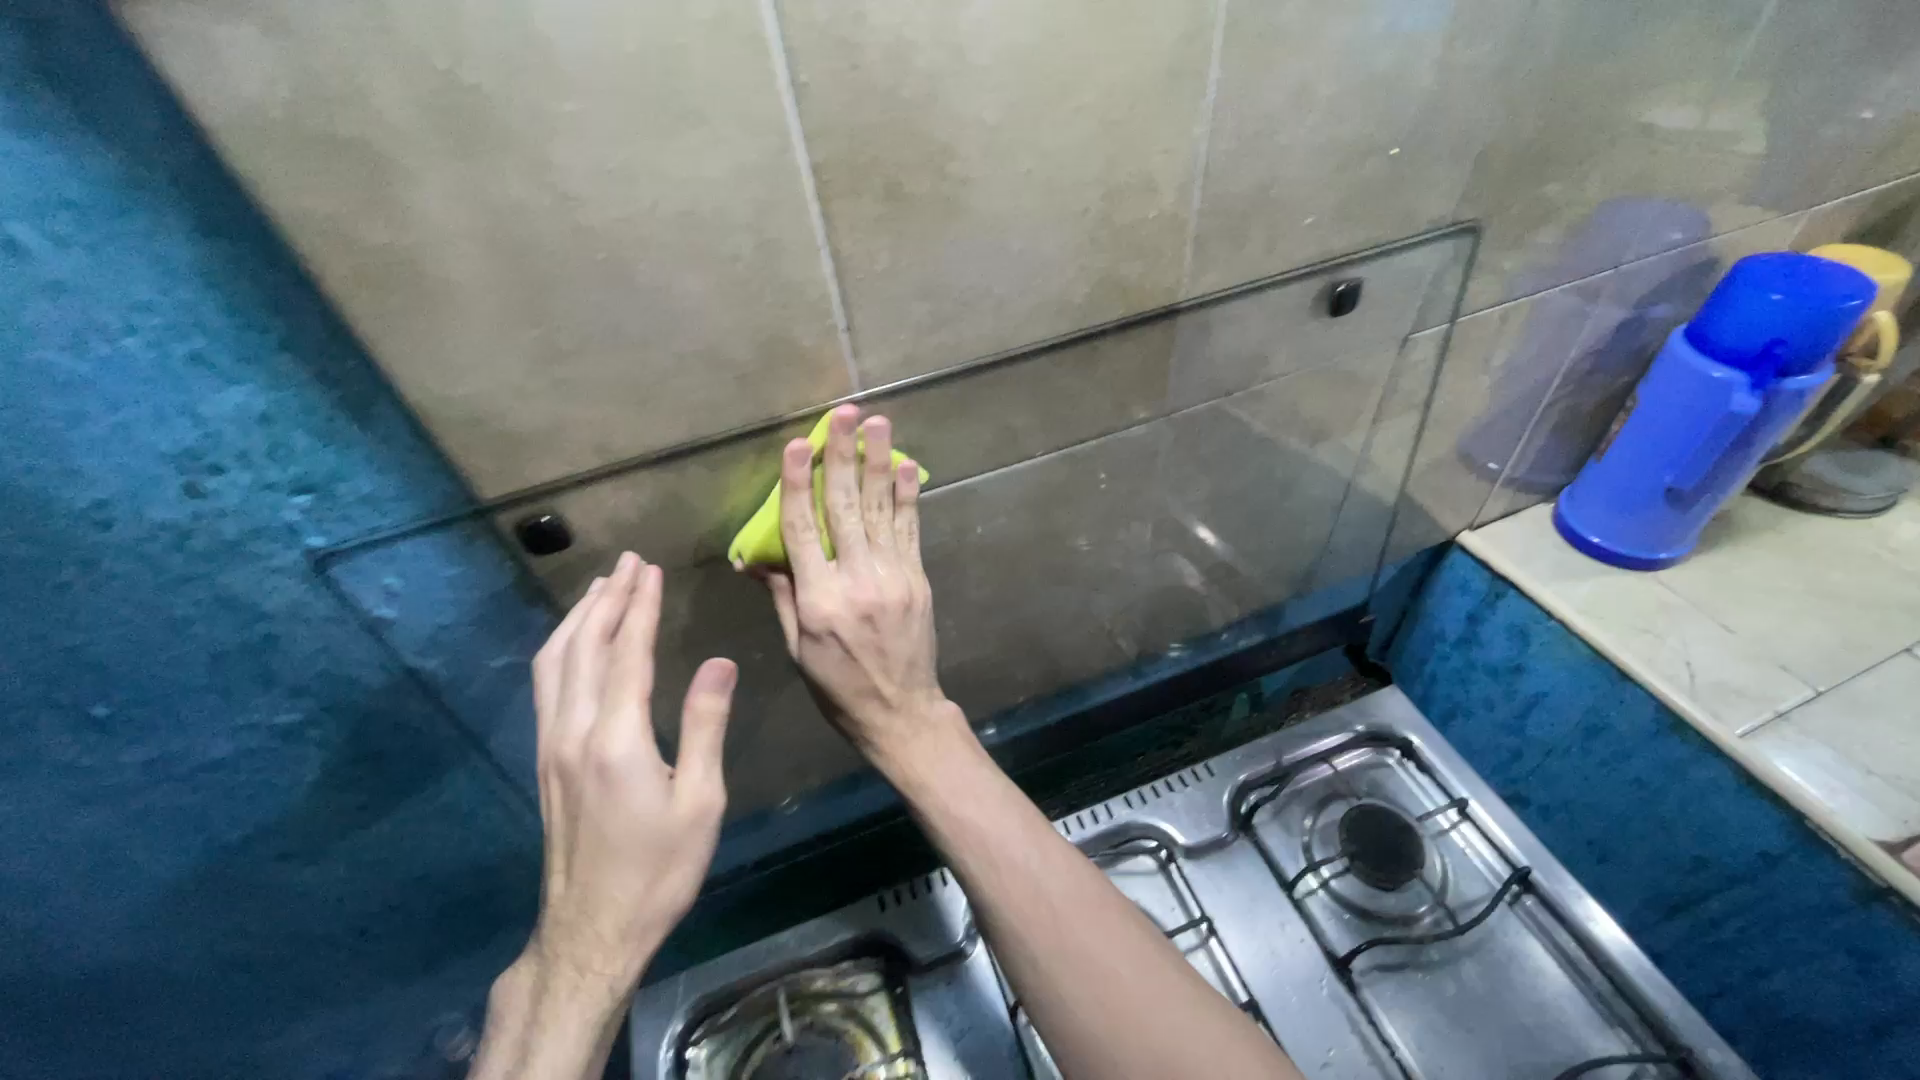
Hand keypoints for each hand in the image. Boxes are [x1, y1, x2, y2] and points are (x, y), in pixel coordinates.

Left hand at [523, 551, 735, 993]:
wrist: (592, 930)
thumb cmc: (659, 869)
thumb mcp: (700, 802)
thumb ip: (705, 726)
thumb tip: (719, 662)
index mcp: (616, 738)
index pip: (628, 653)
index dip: (640, 606)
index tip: (650, 568)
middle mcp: (574, 731)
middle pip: (585, 647)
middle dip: (608, 598)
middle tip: (628, 562)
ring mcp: (551, 746)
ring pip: (555, 663)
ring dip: (578, 619)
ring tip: (600, 587)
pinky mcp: (545, 762)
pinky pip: (547, 687)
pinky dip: (561, 650)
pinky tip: (574, 644)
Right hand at [760, 405, 966, 770]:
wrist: (901, 711)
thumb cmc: (838, 686)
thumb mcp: (798, 648)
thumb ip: (783, 597)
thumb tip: (757, 558)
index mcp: (819, 600)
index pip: (803, 530)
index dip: (798, 484)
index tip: (798, 446)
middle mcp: (856, 580)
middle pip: (846, 508)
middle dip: (844, 457)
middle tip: (844, 414)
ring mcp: (892, 577)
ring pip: (882, 510)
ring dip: (878, 462)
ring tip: (878, 423)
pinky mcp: (917, 580)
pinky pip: (911, 531)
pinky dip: (908, 496)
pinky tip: (904, 465)